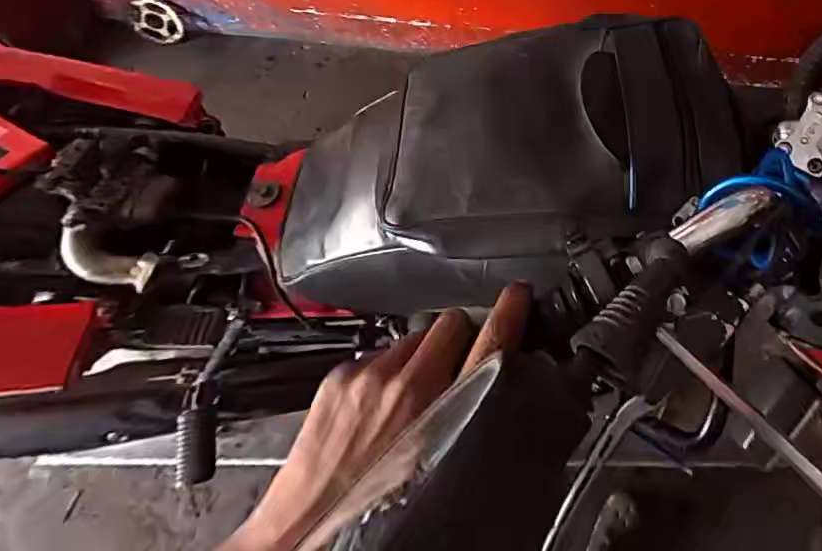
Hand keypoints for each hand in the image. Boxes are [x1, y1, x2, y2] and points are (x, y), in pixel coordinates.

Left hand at [222, 283, 532, 550]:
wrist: (302, 535)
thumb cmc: (372, 523)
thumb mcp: (448, 474)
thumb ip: (476, 426)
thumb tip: (496, 399)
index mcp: (448, 415)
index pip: (493, 342)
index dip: (511, 312)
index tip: (519, 295)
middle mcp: (410, 388)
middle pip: (452, 323)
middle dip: (459, 336)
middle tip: (456, 362)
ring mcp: (373, 377)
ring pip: (415, 337)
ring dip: (420, 356)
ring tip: (409, 396)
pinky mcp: (343, 375)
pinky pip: (379, 353)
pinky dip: (385, 370)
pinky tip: (377, 407)